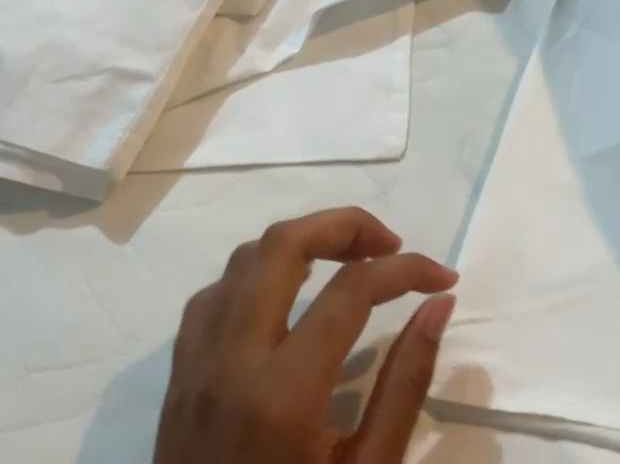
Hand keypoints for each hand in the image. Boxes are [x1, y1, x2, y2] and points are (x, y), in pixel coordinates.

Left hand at [156, 207, 458, 463]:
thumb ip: (406, 382)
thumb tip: (439, 304)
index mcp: (283, 394)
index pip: (351, 290)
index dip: (407, 270)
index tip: (443, 279)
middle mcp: (230, 363)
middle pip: (282, 245)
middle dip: (346, 226)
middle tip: (390, 245)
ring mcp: (194, 366)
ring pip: (243, 259)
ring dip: (302, 244)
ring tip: (347, 262)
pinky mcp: (176, 377)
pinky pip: (214, 294)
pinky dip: (258, 275)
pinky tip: (289, 297)